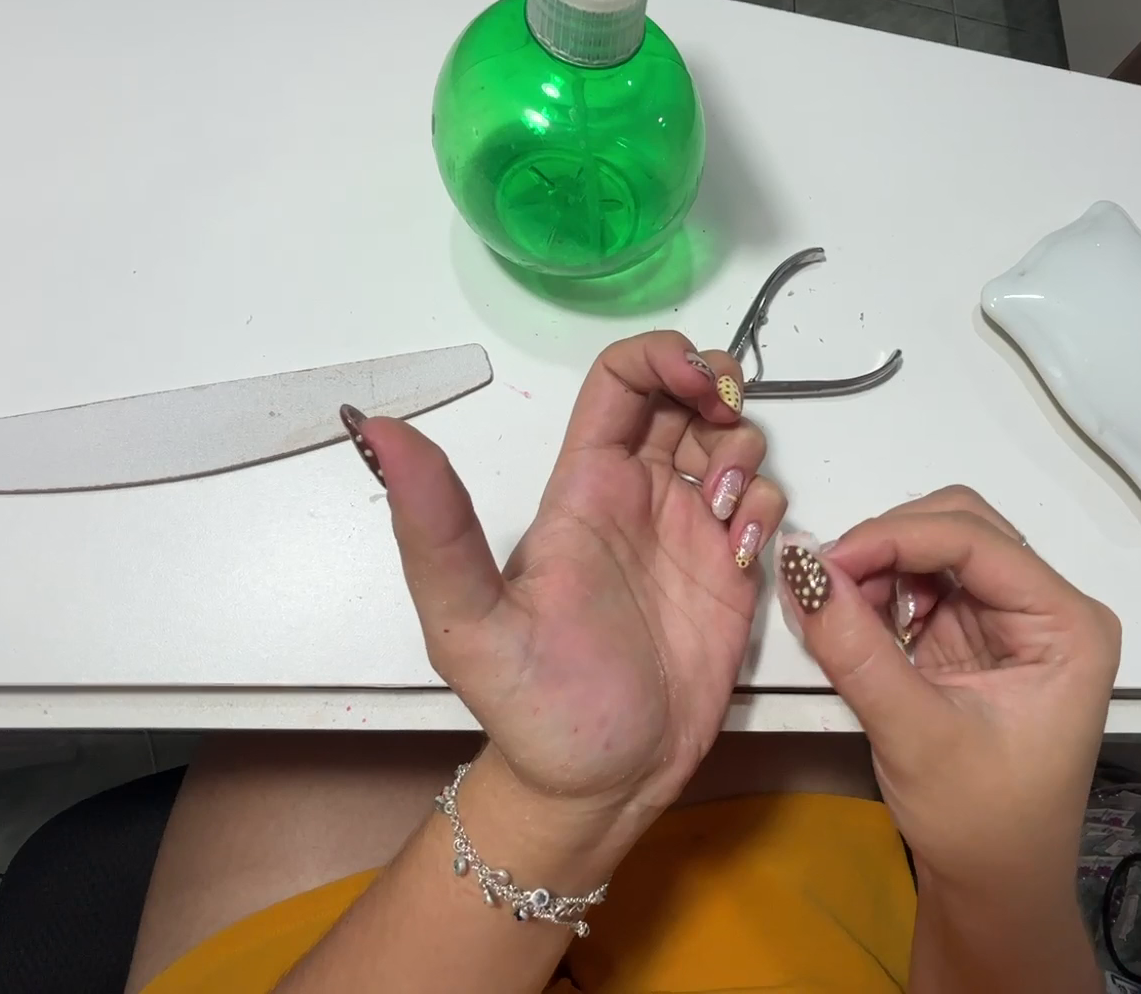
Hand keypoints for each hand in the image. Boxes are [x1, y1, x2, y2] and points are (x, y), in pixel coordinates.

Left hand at [348, 333, 783, 839]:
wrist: (601, 783)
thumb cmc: (536, 707)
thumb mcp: (471, 623)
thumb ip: (435, 529)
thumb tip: (375, 429)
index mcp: (583, 486)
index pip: (621, 381)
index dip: (661, 358)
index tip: (695, 382)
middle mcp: (639, 494)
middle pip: (684, 396)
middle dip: (714, 386)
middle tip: (724, 423)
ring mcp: (688, 530)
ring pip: (731, 443)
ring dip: (743, 452)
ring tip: (724, 517)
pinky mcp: (730, 569)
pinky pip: (762, 506)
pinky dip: (765, 509)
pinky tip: (742, 555)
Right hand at [782, 486, 1119, 884]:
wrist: (990, 883)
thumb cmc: (979, 822)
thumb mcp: (915, 736)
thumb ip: (857, 650)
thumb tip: (800, 568)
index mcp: (1066, 625)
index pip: (978, 540)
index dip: (896, 537)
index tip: (826, 564)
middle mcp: (1044, 606)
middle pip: (959, 525)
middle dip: (889, 544)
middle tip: (831, 585)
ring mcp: (1006, 616)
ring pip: (933, 545)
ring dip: (879, 565)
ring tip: (841, 613)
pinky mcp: (970, 631)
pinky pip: (917, 580)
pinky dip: (878, 589)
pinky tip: (857, 624)